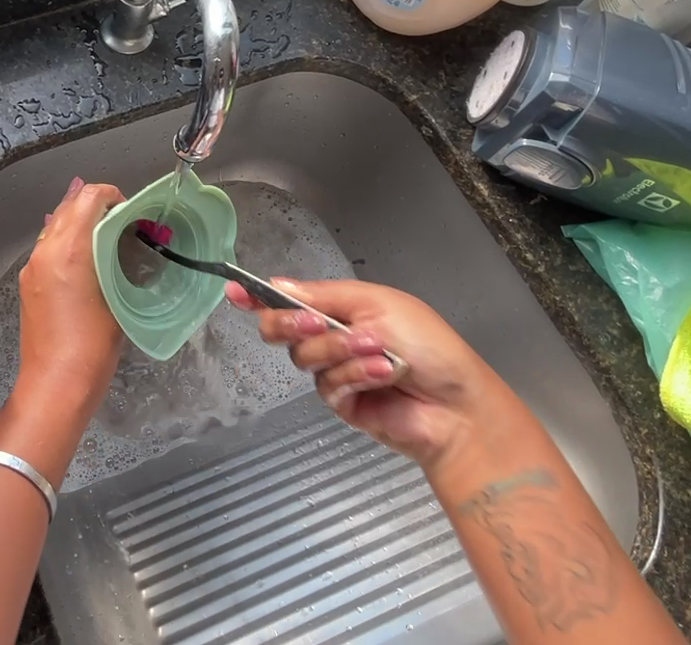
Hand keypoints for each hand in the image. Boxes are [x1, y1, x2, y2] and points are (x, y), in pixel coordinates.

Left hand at [11, 178, 124, 418]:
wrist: (56, 383)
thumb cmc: (94, 345)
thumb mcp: (117, 296)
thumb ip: (117, 259)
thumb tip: (120, 238)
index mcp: (70, 248)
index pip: (89, 197)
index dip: (112, 195)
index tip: (130, 210)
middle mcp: (46, 249)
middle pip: (69, 205)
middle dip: (96, 205)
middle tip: (122, 220)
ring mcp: (33, 265)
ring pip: (55, 224)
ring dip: (79, 221)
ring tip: (106, 236)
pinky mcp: (28, 281)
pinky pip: (47, 245)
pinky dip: (66, 240)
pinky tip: (84, 256)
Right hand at [227, 278, 510, 468]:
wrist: (458, 405)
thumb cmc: (428, 344)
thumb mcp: (377, 304)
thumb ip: (323, 296)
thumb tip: (276, 285)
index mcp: (339, 307)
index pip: (288, 298)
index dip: (257, 295)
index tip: (232, 291)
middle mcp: (329, 337)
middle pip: (280, 328)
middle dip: (290, 323)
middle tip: (313, 324)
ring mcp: (332, 371)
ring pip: (304, 357)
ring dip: (340, 351)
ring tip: (378, 354)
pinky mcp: (340, 402)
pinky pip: (326, 384)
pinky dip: (354, 375)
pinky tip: (382, 374)